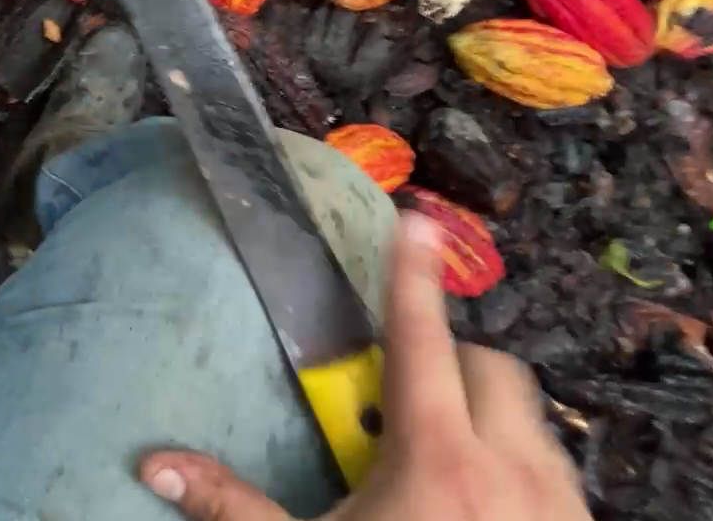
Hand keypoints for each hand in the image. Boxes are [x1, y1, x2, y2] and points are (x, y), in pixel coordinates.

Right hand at [139, 212, 590, 520]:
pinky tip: (483, 504)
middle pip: (492, 367)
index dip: (410, 277)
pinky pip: (556, 471)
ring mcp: (563, 513)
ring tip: (443, 450)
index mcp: (439, 461)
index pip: (422, 343)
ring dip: (486, 410)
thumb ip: (232, 506)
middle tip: (404, 387)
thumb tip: (149, 463)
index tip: (412, 220)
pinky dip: (517, 460)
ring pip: (532, 419)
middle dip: (451, 356)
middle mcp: (515, 474)